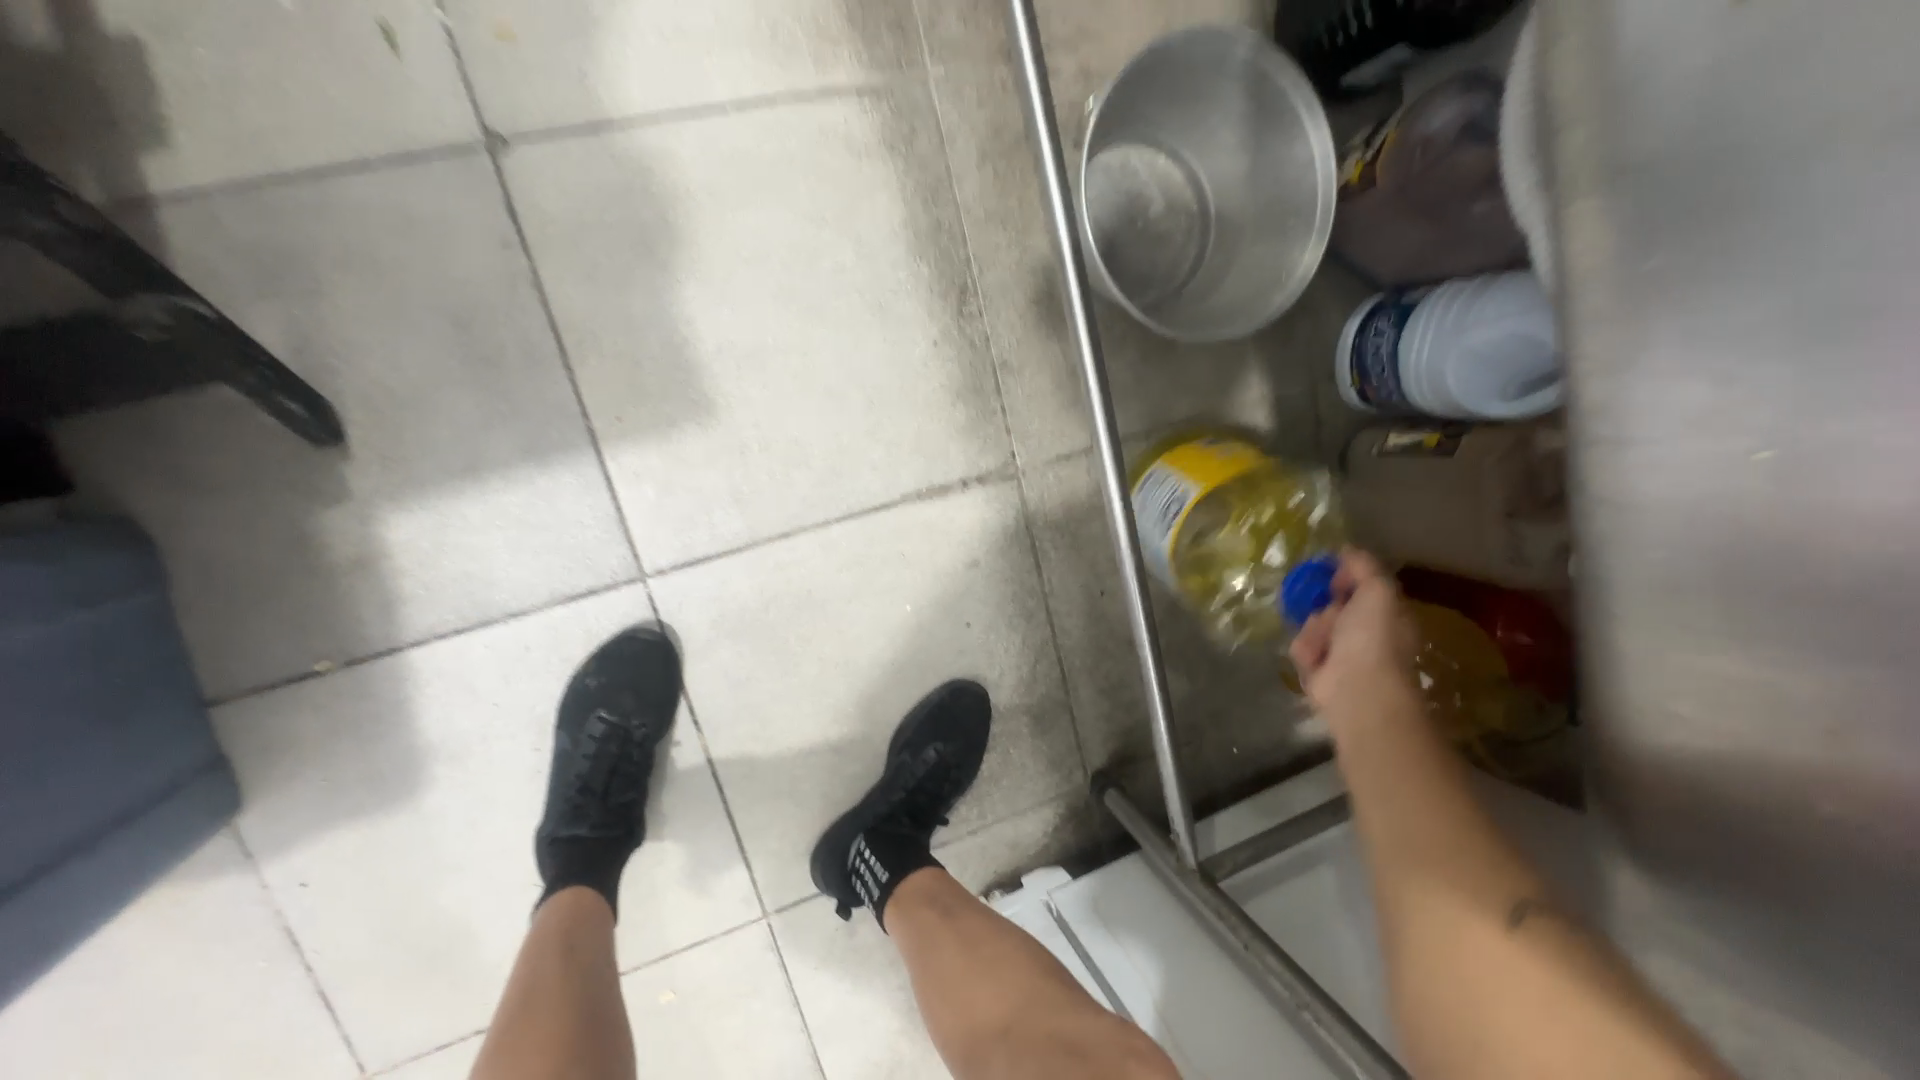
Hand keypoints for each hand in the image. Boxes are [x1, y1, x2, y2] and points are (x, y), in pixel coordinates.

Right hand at [1288, 549, 1420, 728]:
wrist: (1357, 688)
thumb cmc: (1373, 637)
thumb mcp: (1376, 590)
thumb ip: (1362, 566)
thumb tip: (1345, 551)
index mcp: (1387, 614)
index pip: (1362, 586)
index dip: (1345, 577)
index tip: (1331, 574)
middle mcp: (1367, 633)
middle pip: (1333, 605)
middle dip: (1325, 606)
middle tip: (1327, 611)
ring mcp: (1343, 654)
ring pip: (1314, 625)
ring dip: (1313, 630)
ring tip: (1320, 643)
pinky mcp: (1320, 671)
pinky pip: (1303, 648)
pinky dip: (1306, 651)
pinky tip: (1315, 660)